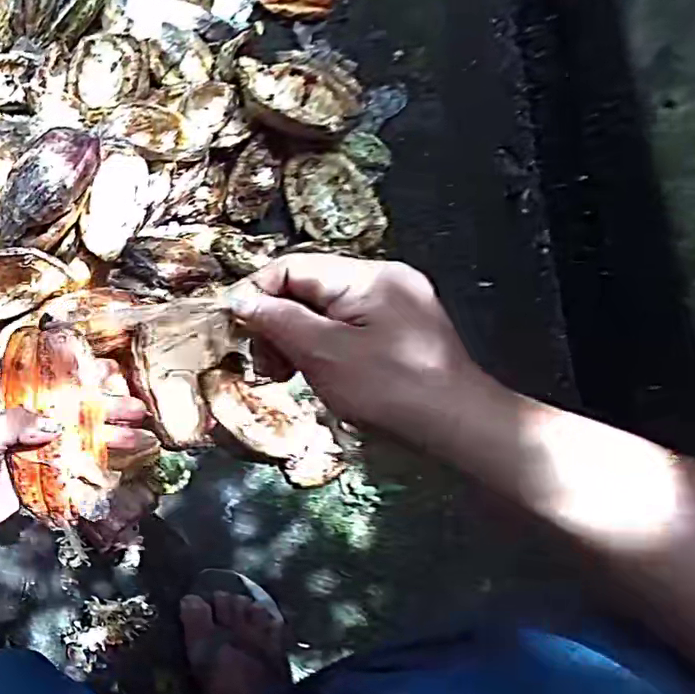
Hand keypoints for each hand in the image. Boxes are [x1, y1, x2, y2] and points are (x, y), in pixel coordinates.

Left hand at [0, 366, 151, 537]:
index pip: (48, 383)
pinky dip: (99, 461)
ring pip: (80, 436)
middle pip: (72, 409)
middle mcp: (28, 423)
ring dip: (108, 433)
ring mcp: (39, 449)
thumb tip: (54, 424)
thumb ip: (12, 425)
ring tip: (138, 433)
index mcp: (9, 405)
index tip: (106, 371)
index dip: (77, 375)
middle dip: (104, 405)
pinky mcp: (45, 476)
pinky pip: (75, 466)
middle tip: (134, 406)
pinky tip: (123, 458)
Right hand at [227, 254, 496, 443]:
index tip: (238, 331)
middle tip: (264, 363)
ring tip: (282, 373)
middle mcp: (380, 280)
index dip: (256, 295)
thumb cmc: (388, 387)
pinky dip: (312, 345)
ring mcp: (389, 304)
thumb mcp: (323, 352)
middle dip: (273, 322)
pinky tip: (306, 371)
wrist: (456, 425)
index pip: (290, 267)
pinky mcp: (391, 328)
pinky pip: (336, 326)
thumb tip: (238, 300)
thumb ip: (277, 320)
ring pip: (315, 309)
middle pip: (302, 287)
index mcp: (367, 277)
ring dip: (289, 338)